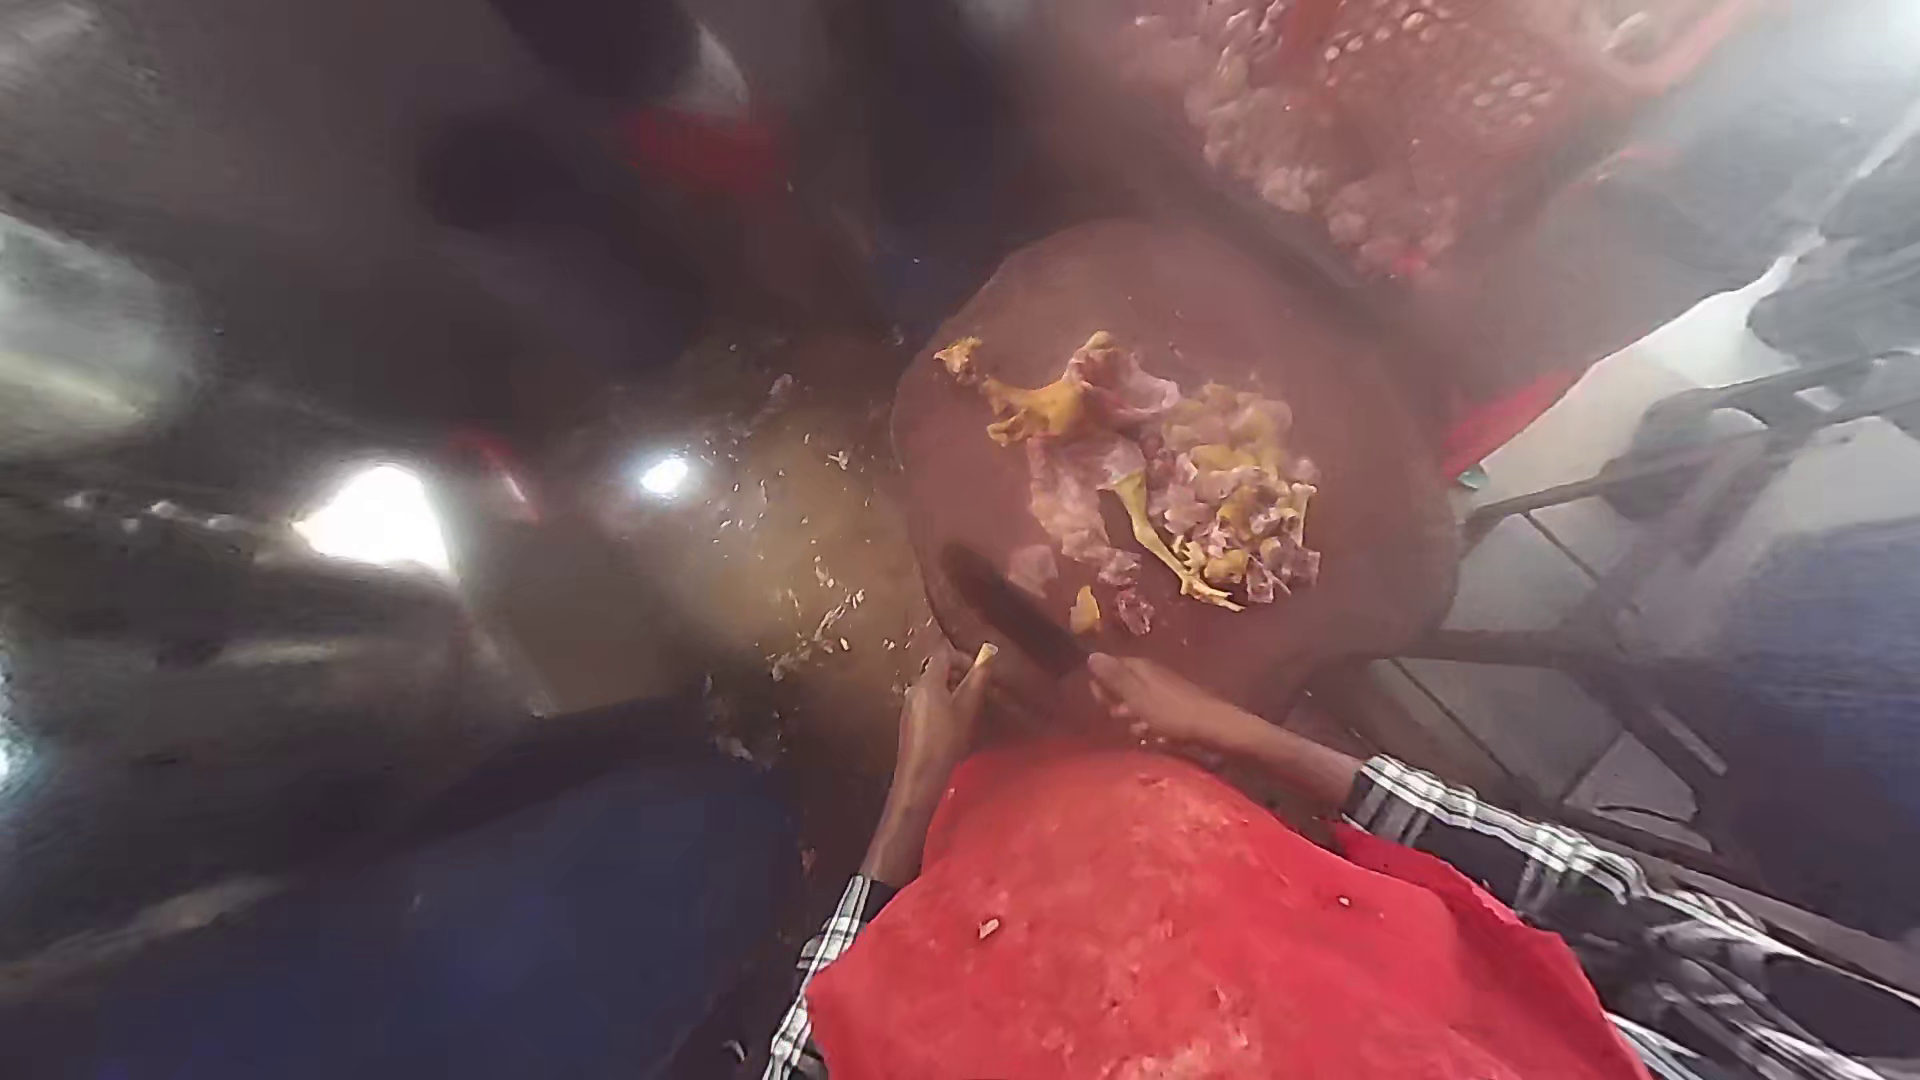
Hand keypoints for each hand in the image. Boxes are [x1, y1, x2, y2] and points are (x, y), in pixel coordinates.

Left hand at [893, 644, 977, 790]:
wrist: (921, 775)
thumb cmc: (946, 741)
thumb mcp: (967, 708)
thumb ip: (977, 679)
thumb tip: (988, 652)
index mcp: (928, 682)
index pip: (944, 654)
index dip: (964, 659)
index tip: (979, 673)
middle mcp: (915, 689)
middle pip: (938, 669)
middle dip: (960, 675)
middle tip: (978, 689)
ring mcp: (910, 705)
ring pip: (934, 686)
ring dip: (953, 689)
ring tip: (969, 707)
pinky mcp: (910, 720)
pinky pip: (928, 700)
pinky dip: (943, 702)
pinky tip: (954, 722)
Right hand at [1089, 652, 1363, 809]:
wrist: (1225, 735)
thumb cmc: (1177, 717)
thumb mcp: (1139, 699)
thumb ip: (1114, 678)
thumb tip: (1090, 655)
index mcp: (1141, 666)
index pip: (1106, 666)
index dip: (1100, 685)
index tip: (1102, 705)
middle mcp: (1152, 673)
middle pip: (1120, 684)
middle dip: (1115, 703)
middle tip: (1121, 720)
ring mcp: (1166, 690)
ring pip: (1135, 701)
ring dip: (1131, 717)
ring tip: (1138, 732)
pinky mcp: (1177, 708)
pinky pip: (1151, 714)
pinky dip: (1148, 725)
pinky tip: (1153, 738)